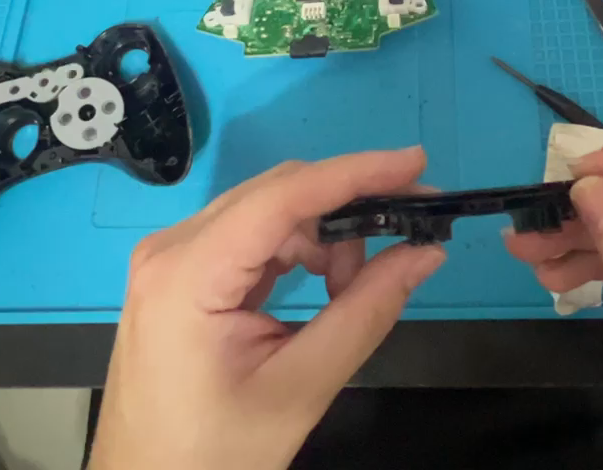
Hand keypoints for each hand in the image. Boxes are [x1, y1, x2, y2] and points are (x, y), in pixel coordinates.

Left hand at [91, 148, 445, 469]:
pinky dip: (302, 248)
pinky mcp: (185, 268)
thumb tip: (427, 253)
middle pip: (278, 193)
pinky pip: (256, 233)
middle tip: (411, 223)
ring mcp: (175, 254)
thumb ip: (366, 312)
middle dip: (348, 203)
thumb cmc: (214, 457)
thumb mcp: (299, 389)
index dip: (354, 173)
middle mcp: (174, 244)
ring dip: (326, 231)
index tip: (416, 162)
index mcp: (188, 272)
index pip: (283, 196)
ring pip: (271, 208)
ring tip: (355, 283)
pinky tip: (326, 282)